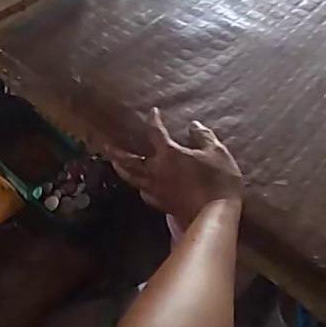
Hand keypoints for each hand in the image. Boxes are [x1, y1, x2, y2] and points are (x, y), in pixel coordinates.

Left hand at [106, 109, 244, 223]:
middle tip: (107, 146)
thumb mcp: (217, 153)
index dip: (154, 120)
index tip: (153, 112)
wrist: (213, 214)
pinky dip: (139, 186)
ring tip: (115, 164)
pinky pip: (143, 192)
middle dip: (117, 152)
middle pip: (129, 160)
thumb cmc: (218, 180)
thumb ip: (204, 137)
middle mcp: (155, 170)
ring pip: (131, 177)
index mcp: (168, 154)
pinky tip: (140, 186)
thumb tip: (193, 125)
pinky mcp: (159, 203)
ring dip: (121, 169)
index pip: (156, 132)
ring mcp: (154, 188)